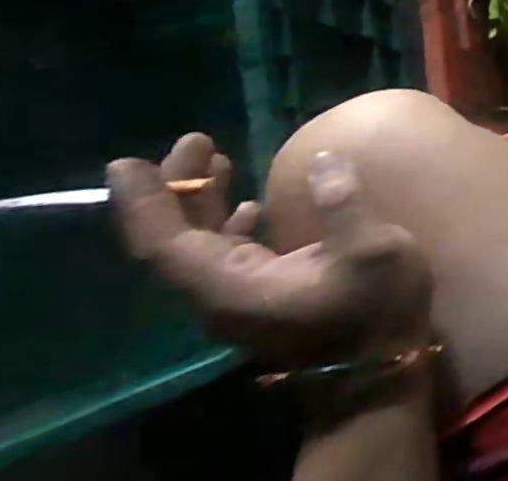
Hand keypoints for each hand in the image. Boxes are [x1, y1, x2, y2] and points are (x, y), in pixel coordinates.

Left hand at [108, 133, 431, 368]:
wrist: (380, 366)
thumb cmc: (375, 307)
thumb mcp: (371, 250)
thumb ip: (341, 203)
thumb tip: (322, 160)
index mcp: (232, 287)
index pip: (165, 244)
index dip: (143, 203)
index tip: (126, 164)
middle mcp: (221, 295)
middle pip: (175, 241)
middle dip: (176, 190)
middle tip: (194, 141)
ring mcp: (241, 298)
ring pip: (199, 247)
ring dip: (201, 202)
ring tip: (215, 160)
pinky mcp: (263, 296)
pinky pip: (225, 254)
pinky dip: (226, 222)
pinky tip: (248, 203)